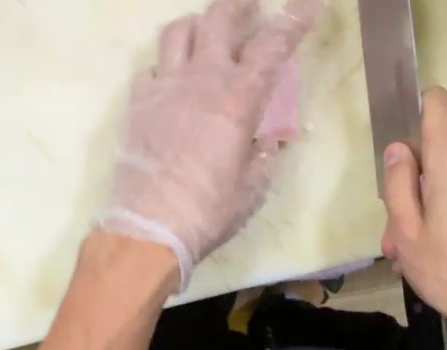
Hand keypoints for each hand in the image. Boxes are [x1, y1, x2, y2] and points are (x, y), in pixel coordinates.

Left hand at [100, 0, 319, 289]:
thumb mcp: (251, 190)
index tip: (308, 4)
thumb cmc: (208, 214)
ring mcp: (164, 88)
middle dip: (240, 5)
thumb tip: (265, 142)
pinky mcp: (137, 105)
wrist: (150, 229)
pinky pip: (151, 68)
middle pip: (219, 16)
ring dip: (198, 26)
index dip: (294, 19)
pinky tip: (171, 81)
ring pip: (179, 31)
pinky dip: (165, 66)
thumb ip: (262, 157)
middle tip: (251, 9)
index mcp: (238, 99)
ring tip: (206, 35)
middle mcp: (201, 80)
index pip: (272, 44)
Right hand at [381, 89, 446, 349]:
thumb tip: (398, 151)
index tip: (406, 152)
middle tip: (406, 238)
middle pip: (445, 154)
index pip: (436, 104)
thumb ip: (397, 185)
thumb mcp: (405, 234)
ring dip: (445, 204)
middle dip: (423, 188)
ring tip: (432, 249)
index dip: (417, 118)